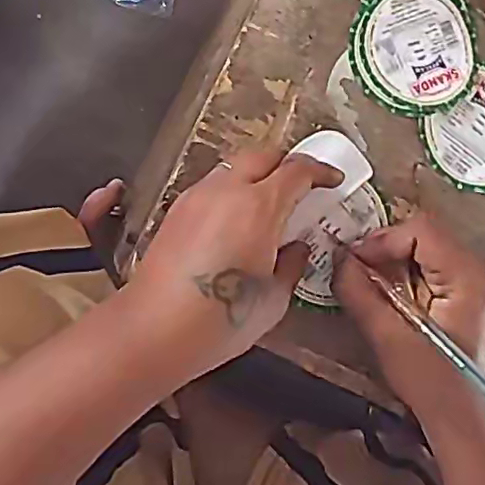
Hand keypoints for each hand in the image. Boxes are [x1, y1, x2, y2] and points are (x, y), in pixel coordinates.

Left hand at [127, 149, 341, 378]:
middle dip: (286, 164)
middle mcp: (227, 190)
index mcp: (259, 207)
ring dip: (256, 174)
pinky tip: (234, 219)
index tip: (332, 180)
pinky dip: (232, 189)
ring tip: (267, 202)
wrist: (152, 329)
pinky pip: (213, 184)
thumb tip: (297, 247)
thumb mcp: (273, 300)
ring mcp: (198, 195)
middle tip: (301, 185)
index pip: (296, 170)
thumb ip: (291, 265)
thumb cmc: (221, 320)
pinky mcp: (177, 208)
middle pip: (263, 155)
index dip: (319, 171)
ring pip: (234, 166)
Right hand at [333, 215, 484, 413]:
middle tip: (357, 266)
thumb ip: (359, 293)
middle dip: (384, 247)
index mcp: (464, 276)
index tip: (356, 259)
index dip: (382, 240)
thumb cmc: (430, 383)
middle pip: (421, 233)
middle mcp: (472, 271)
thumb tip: (339, 258)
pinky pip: (424, 263)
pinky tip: (385, 292)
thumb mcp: (388, 337)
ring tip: (367, 279)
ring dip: (390, 258)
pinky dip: (400, 270)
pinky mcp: (459, 293)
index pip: (419, 230)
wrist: (458, 422)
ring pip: (421, 246)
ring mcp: (468, 282)